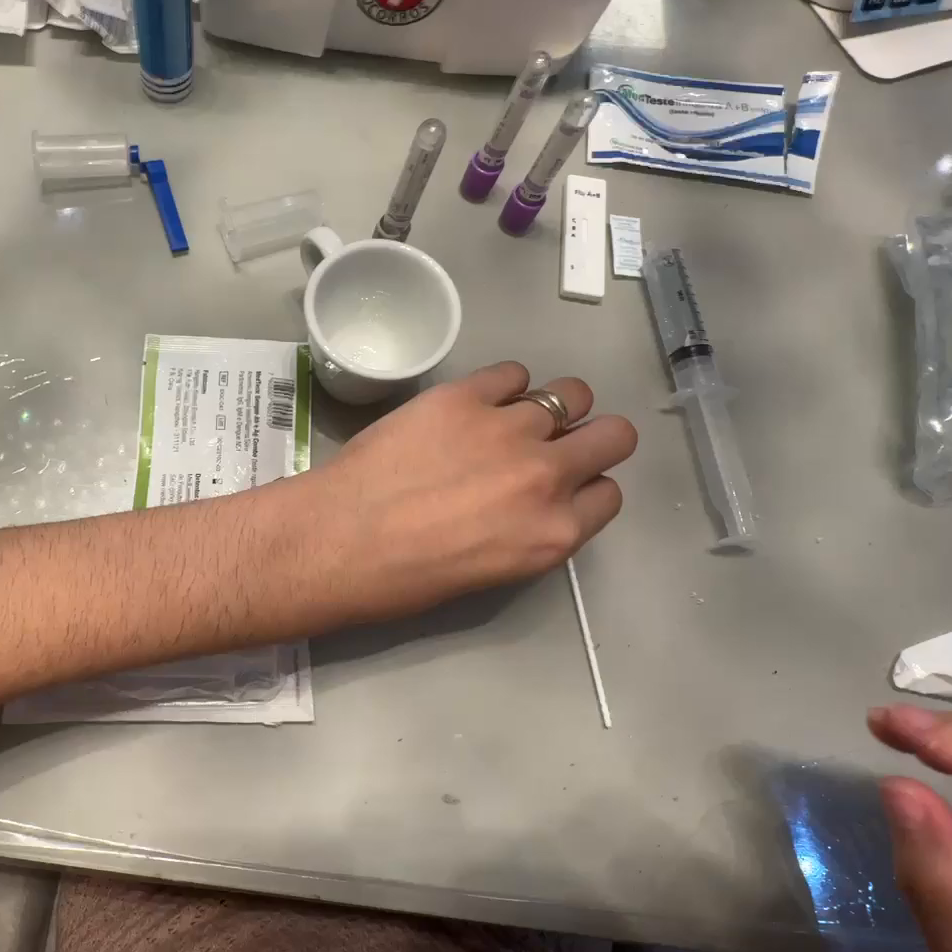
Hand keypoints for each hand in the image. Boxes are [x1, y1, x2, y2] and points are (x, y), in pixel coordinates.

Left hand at [296, 361, 636, 624]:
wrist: (338, 539)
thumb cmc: (401, 579)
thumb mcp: (488, 573)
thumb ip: (526, 532)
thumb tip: (526, 504)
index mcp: (554, 534)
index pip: (608, 494)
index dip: (587, 486)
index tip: (563, 485)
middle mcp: (546, 477)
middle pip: (613, 436)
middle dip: (591, 438)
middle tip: (552, 444)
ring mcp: (507, 430)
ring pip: (570, 395)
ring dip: (549, 407)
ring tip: (510, 419)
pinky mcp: (464, 396)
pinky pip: (511, 372)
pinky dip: (503, 384)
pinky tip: (477, 401)